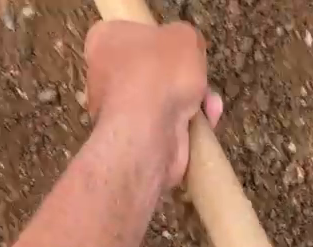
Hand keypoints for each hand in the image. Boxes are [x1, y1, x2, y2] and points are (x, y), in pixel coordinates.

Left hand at [83, 22, 223, 189]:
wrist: (148, 134)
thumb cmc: (157, 74)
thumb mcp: (184, 37)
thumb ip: (186, 39)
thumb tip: (188, 53)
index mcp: (104, 43)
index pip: (131, 36)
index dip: (161, 42)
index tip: (178, 50)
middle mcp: (105, 80)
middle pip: (153, 73)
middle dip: (183, 78)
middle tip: (198, 79)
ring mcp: (119, 116)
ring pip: (163, 104)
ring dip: (190, 104)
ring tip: (208, 105)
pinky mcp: (136, 144)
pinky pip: (166, 130)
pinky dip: (186, 128)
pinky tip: (204, 124)